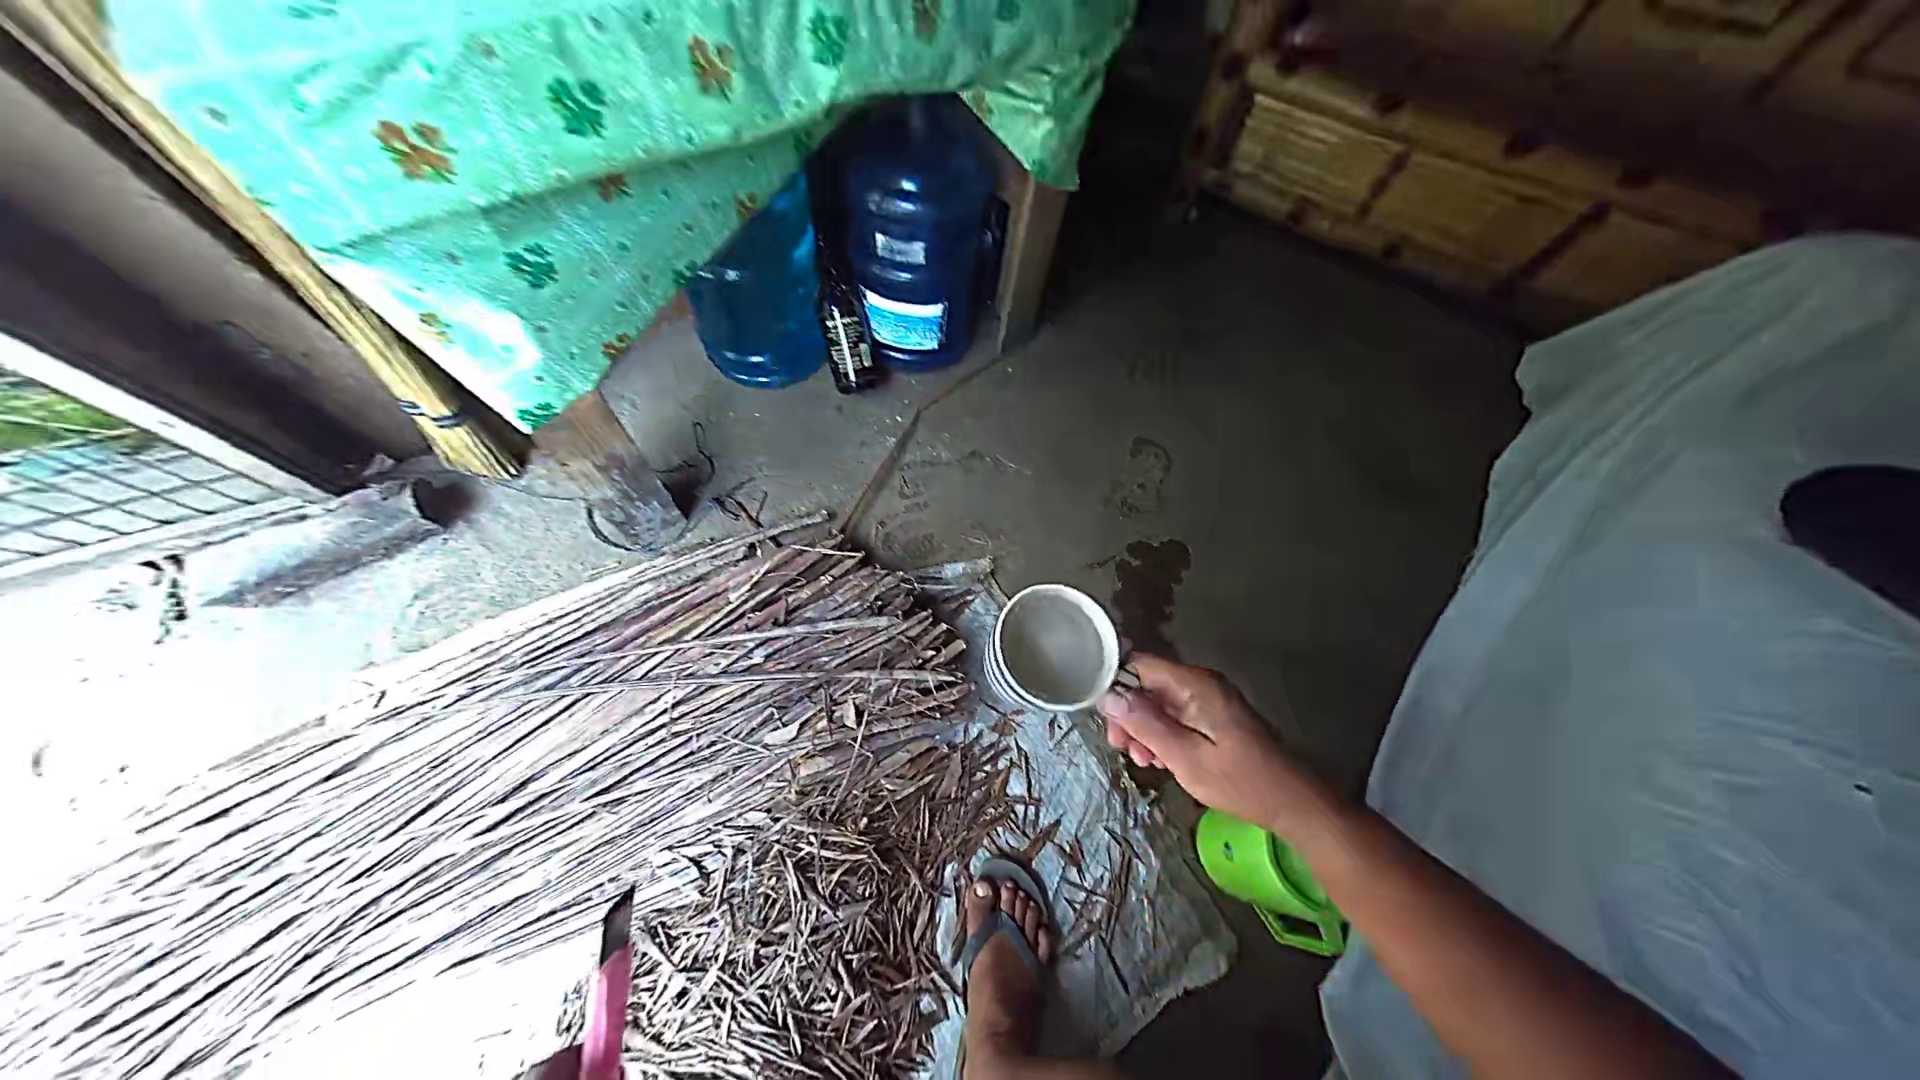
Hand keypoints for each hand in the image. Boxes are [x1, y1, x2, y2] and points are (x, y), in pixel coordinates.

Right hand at [1096, 654, 1332, 830]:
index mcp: (1196, 685)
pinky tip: (1160, 759)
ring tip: (1142, 759)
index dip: (1117, 685)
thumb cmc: (1241, 782)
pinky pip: (1176, 716)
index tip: (1107, 718)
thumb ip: (1147, 725)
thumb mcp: (1186, 758)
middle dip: (1129, 714)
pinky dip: (1162, 734)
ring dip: (1144, 728)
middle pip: (1148, 684)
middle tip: (1121, 746)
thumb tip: (1111, 697)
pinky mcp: (1212, 717)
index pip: (1140, 664)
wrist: (1292, 803)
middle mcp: (1201, 685)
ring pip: (1159, 702)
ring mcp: (1208, 700)